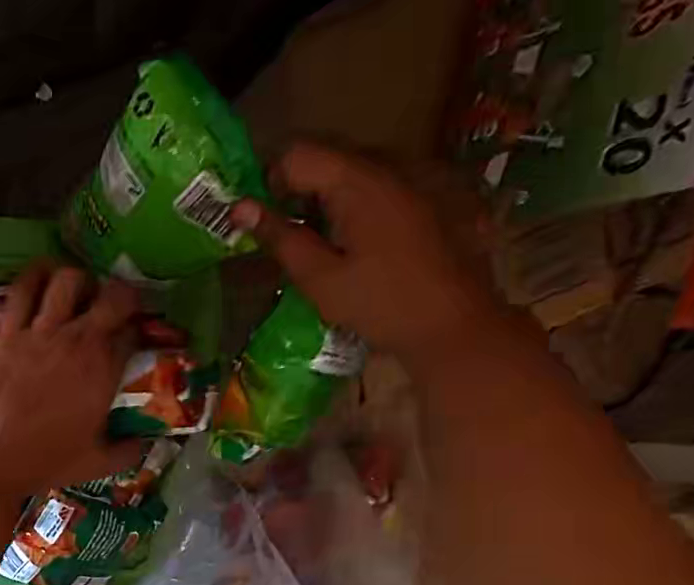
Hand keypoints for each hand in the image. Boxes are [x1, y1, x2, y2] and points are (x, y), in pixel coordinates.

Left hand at [0, 262, 142, 499]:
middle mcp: (77, 342)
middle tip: (111, 308)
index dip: (137, 329)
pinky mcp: (6, 336)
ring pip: (66, 281)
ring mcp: (39, 335)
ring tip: (74, 291)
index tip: (132, 336)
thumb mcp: (98, 462)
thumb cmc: (45, 464)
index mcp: (105, 370)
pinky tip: (38, 276)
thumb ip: (128, 449)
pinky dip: (33, 277)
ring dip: (76, 280)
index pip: (133, 331)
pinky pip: (21, 292)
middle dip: (121, 296)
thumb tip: (147, 443)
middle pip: (112, 296)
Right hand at [230, 143, 513, 357]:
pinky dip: (355, 201)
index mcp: (362, 184)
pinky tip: (353, 240)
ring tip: (314, 238)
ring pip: (356, 169)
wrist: (455, 322)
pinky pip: (383, 182)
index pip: (298, 154)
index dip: (268, 179)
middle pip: (329, 156)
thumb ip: (279, 236)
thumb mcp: (317, 277)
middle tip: (279, 230)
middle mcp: (394, 167)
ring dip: (325, 195)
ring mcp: (421, 177)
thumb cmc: (378, 303)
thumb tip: (238, 208)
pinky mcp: (436, 193)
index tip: (257, 216)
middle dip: (295, 186)